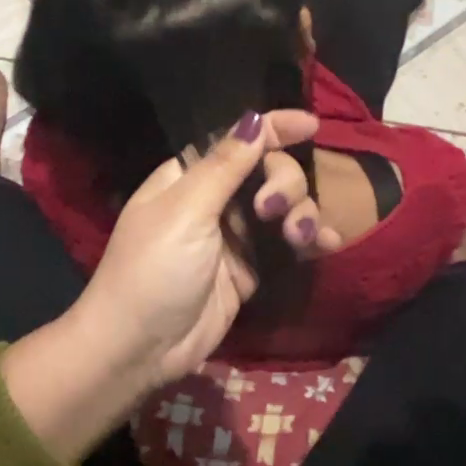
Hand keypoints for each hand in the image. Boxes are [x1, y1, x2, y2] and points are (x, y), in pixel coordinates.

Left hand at [78, 108, 338, 385]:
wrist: (139, 346)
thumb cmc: (153, 268)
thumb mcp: (186, 211)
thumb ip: (224, 166)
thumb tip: (254, 119)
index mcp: (186, 178)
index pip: (235, 141)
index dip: (272, 129)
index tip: (311, 124)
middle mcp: (211, 201)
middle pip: (266, 173)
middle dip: (284, 182)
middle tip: (274, 210)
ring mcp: (231, 238)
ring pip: (281, 209)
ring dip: (300, 213)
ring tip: (299, 236)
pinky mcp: (247, 272)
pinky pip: (285, 247)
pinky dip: (307, 242)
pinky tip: (326, 244)